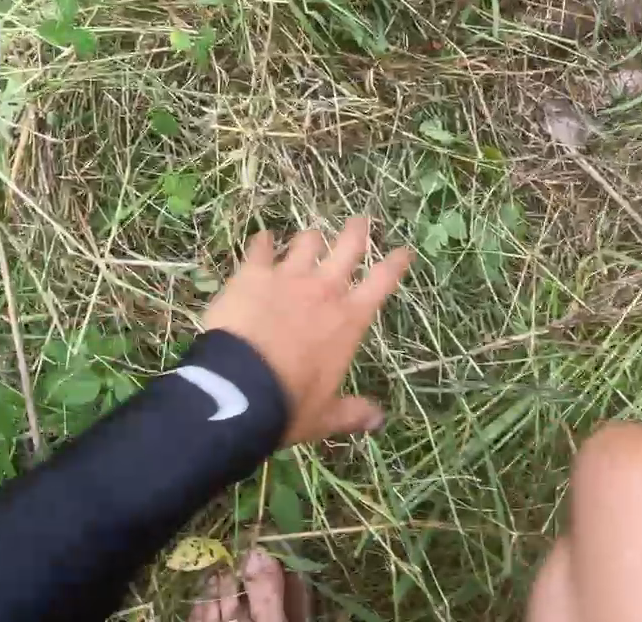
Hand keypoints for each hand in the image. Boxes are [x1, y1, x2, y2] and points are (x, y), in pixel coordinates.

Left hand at [201, 218, 410, 445]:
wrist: (237, 391)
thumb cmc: (288, 405)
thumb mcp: (324, 416)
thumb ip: (351, 413)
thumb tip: (377, 419)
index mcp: (348, 319)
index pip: (382, 282)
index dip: (395, 264)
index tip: (404, 251)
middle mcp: (324, 289)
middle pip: (348, 246)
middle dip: (356, 231)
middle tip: (360, 221)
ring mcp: (288, 276)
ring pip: (307, 240)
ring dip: (310, 238)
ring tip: (310, 237)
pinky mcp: (252, 273)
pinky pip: (259, 248)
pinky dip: (262, 242)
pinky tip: (262, 239)